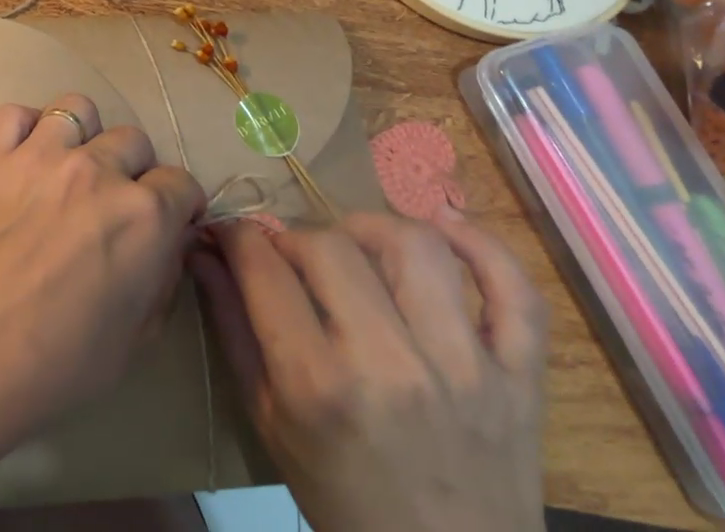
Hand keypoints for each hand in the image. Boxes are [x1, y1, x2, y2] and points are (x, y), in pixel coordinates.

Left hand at [0, 95, 205, 480]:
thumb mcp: (143, 330)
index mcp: (146, 214)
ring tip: (69, 169)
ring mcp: (40, 155)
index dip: (177, 205)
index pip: (181, 182)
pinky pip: (13, 114)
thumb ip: (165, 273)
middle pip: (133, 140)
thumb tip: (171, 241)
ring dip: (83, 137)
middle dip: (132, 169)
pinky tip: (24, 156)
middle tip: (111, 202)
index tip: (166, 221)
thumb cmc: (67, 359)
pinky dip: (24, 128)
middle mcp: (98, 170)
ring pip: (77, 108)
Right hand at [193, 211, 547, 531]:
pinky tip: (444, 230)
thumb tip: (203, 253)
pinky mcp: (521, 375)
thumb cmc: (339, 495)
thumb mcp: (267, 419)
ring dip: (370, 229)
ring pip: (416, 247)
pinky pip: (514, 287)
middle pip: (331, 247)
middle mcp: (390, 365)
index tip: (230, 233)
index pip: (263, 268)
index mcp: (316, 383)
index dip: (237, 235)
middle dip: (293, 235)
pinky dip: (481, 244)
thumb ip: (233, 329)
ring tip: (355, 246)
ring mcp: (466, 367)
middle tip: (288, 254)